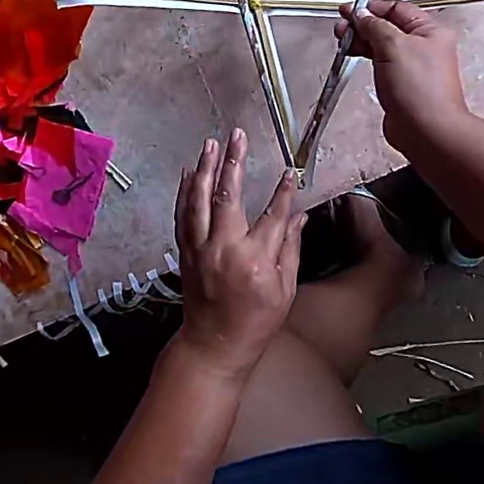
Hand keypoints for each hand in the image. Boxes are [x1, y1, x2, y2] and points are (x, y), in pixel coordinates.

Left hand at [172, 129, 304, 379]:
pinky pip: (183, 216)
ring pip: (199, 201)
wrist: (213, 347)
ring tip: (211, 144)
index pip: (274, 214)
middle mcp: (224, 249)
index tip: (290, 172)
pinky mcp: (187, 253)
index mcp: (255, 259)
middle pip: (228, 196)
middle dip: (234, 162)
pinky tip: (189, 173)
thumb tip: (299, 216)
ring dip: (205, 169)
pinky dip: (185, 192)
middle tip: (238, 137)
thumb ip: (291, 248)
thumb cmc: (256, 321)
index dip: (284, 191)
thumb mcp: (286, 289)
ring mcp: (201, 249)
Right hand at [337, 0, 474, 149]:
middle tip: (342, 26)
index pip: (398, 9)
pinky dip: (369, 57)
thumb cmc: (420, 90)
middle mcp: (426, 46)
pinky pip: (384, 63)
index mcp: (432, 31)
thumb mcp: (393, 46)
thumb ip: (375, 26)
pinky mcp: (405, 84)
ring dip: (363, 40)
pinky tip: (355, 55)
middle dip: (364, 24)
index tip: (351, 11)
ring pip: (385, 45)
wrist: (426, 130)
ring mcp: (416, 66)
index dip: (373, 8)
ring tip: (343, 40)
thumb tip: (362, 15)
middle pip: (390, 26)